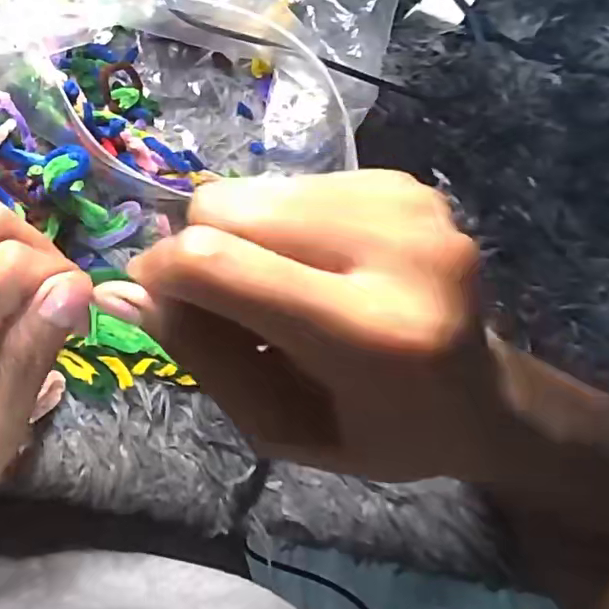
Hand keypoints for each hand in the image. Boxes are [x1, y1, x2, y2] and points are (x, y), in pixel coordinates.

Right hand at [99, 171, 608, 564]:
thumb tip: (119, 291)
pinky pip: (285, 184)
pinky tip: (314, 261)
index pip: (216, 262)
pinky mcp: (401, 179)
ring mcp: (406, 202)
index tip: (152, 294)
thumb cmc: (375, 430)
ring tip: (279, 281)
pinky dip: (274, 222)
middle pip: (221, 207)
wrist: (490, 398)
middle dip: (196, 249)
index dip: (160, 271)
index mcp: (371, 334)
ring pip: (247, 189)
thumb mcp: (275, 424)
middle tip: (224, 299)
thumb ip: (196, 353)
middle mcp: (396, 248)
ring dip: (237, 234)